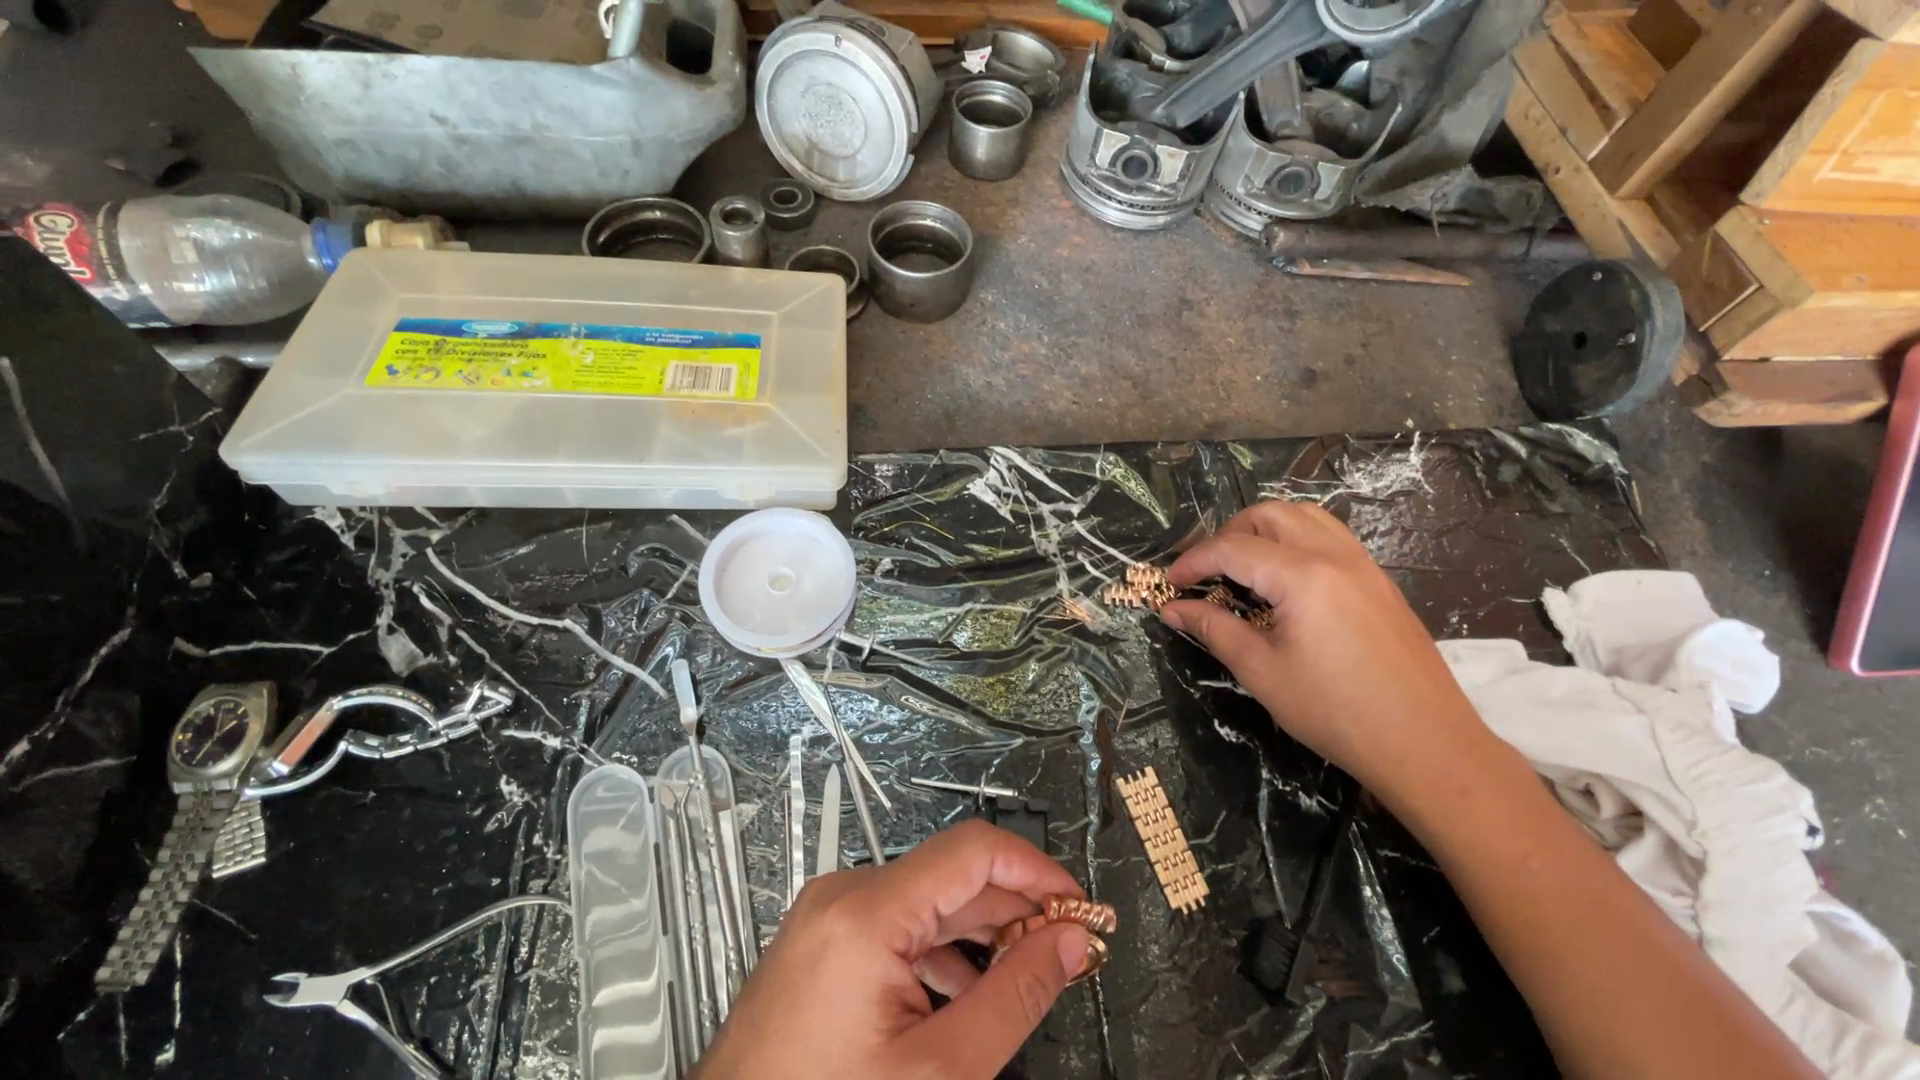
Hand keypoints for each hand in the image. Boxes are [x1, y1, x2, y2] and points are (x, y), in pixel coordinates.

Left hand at [693, 820, 1092, 1079]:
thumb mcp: (939, 1068)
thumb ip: (1015, 996)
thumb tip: (1067, 943)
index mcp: (866, 913)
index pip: (975, 850)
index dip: (1037, 871)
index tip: (1077, 906)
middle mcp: (842, 897)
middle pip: (954, 876)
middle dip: (1017, 909)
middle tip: (1066, 952)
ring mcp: (827, 916)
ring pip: (927, 901)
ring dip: (983, 932)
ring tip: (1023, 976)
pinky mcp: (823, 938)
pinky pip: (897, 923)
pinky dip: (941, 949)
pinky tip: (968, 990)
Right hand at [1159, 501, 1492, 792]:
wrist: (1425, 742)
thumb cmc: (1336, 712)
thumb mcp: (1262, 672)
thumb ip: (1215, 630)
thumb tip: (1173, 610)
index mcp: (1303, 576)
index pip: (1233, 548)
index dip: (1194, 561)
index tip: (1170, 585)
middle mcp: (1335, 555)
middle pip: (1271, 514)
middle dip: (1229, 534)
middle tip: (1208, 573)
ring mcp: (1364, 565)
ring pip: (1306, 517)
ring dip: (1266, 530)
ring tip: (1244, 568)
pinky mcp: (1380, 581)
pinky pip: (1331, 537)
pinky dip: (1298, 541)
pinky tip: (1286, 582)